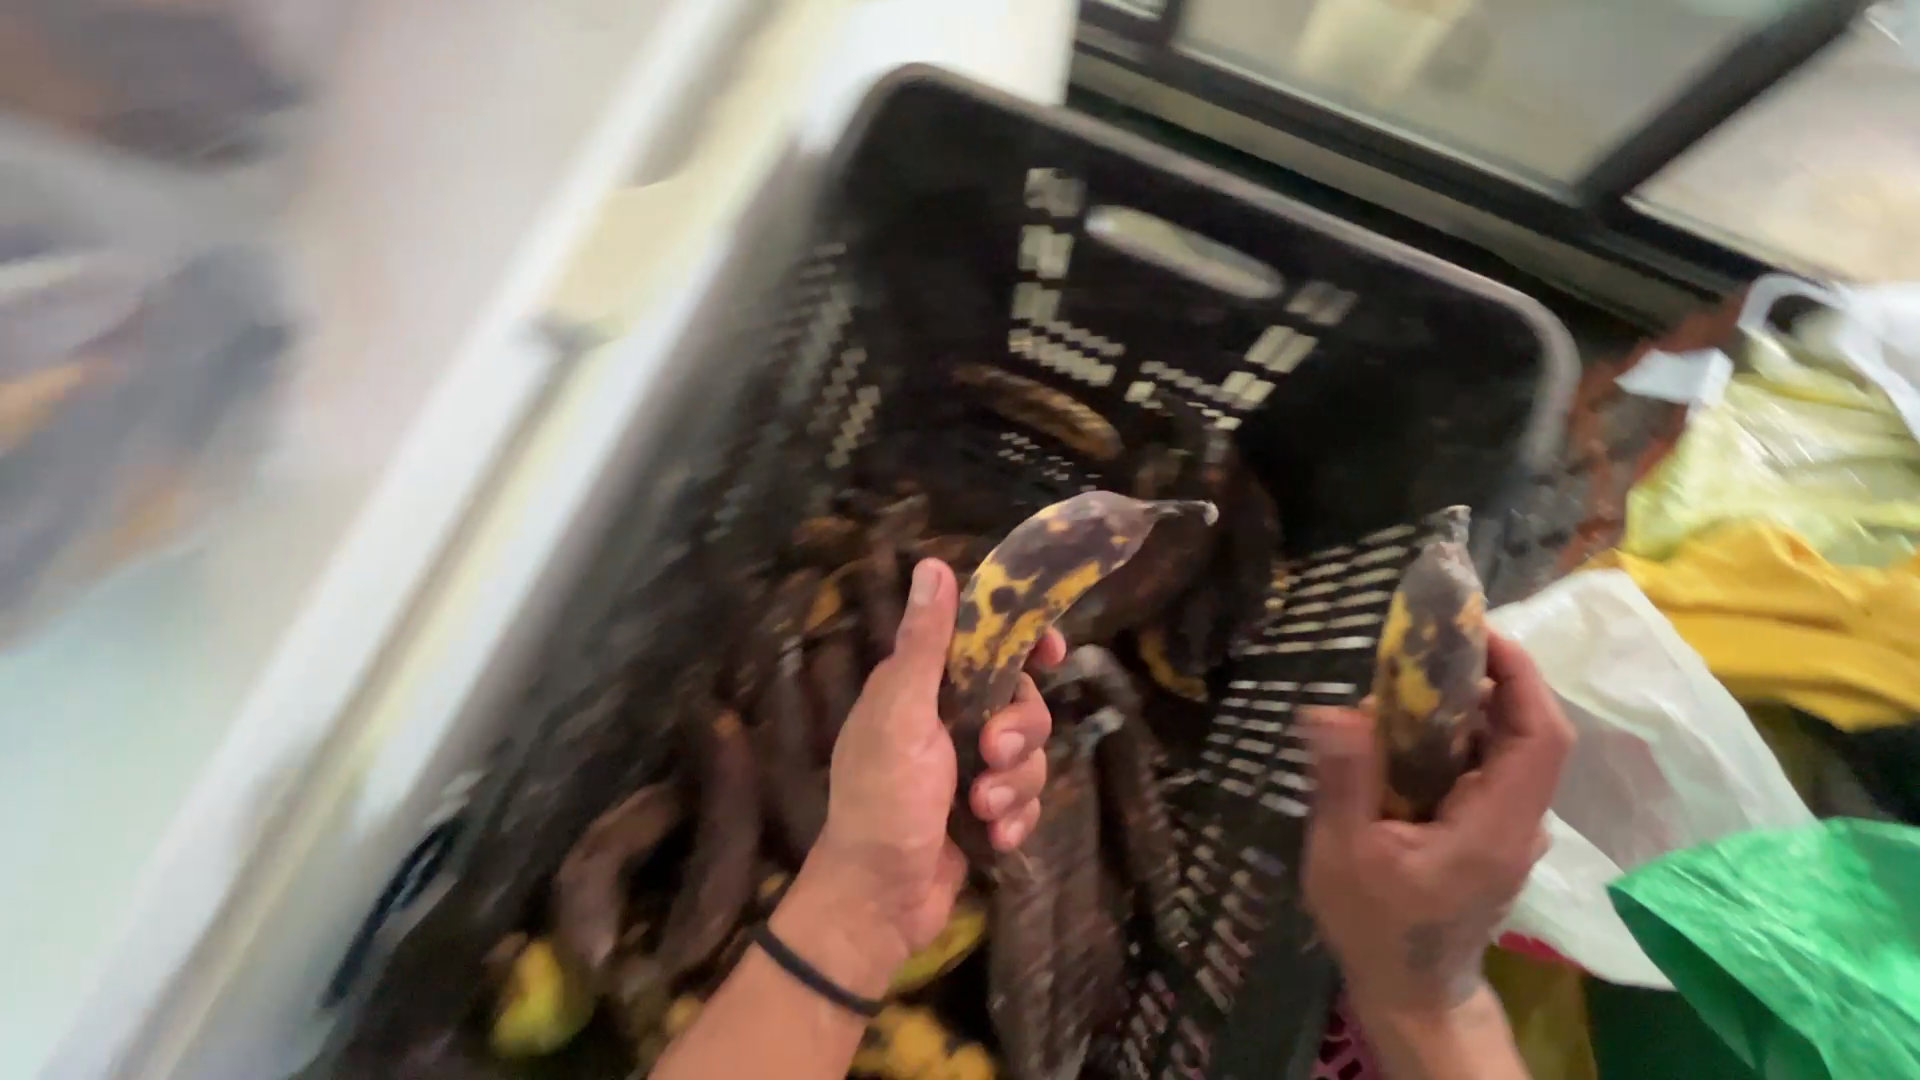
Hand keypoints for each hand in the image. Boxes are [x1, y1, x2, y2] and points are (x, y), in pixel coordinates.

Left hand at [784, 559, 1061, 977]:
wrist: (878, 901)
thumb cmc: (882, 799)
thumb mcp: (901, 714)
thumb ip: (924, 645)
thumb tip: (933, 564)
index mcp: (923, 686)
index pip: (983, 641)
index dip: (1022, 640)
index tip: (1052, 652)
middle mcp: (948, 717)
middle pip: (1021, 698)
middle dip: (1019, 730)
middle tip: (992, 754)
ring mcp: (968, 765)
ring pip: (1030, 752)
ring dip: (1014, 783)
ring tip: (982, 811)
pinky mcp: (985, 809)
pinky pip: (1025, 797)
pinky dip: (1013, 818)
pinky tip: (992, 840)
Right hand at [1303, 632, 1573, 1019]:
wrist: (1411, 991)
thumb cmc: (1376, 925)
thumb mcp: (1345, 853)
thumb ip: (1344, 780)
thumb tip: (1330, 709)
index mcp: (1495, 826)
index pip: (1539, 737)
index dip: (1520, 677)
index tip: (1477, 633)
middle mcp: (1517, 821)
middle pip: (1526, 734)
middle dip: (1485, 679)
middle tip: (1423, 646)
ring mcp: (1506, 828)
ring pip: (1505, 749)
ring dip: (1465, 704)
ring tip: (1405, 677)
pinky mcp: (1487, 831)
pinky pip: (1483, 767)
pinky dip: (1453, 734)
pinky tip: (1403, 729)